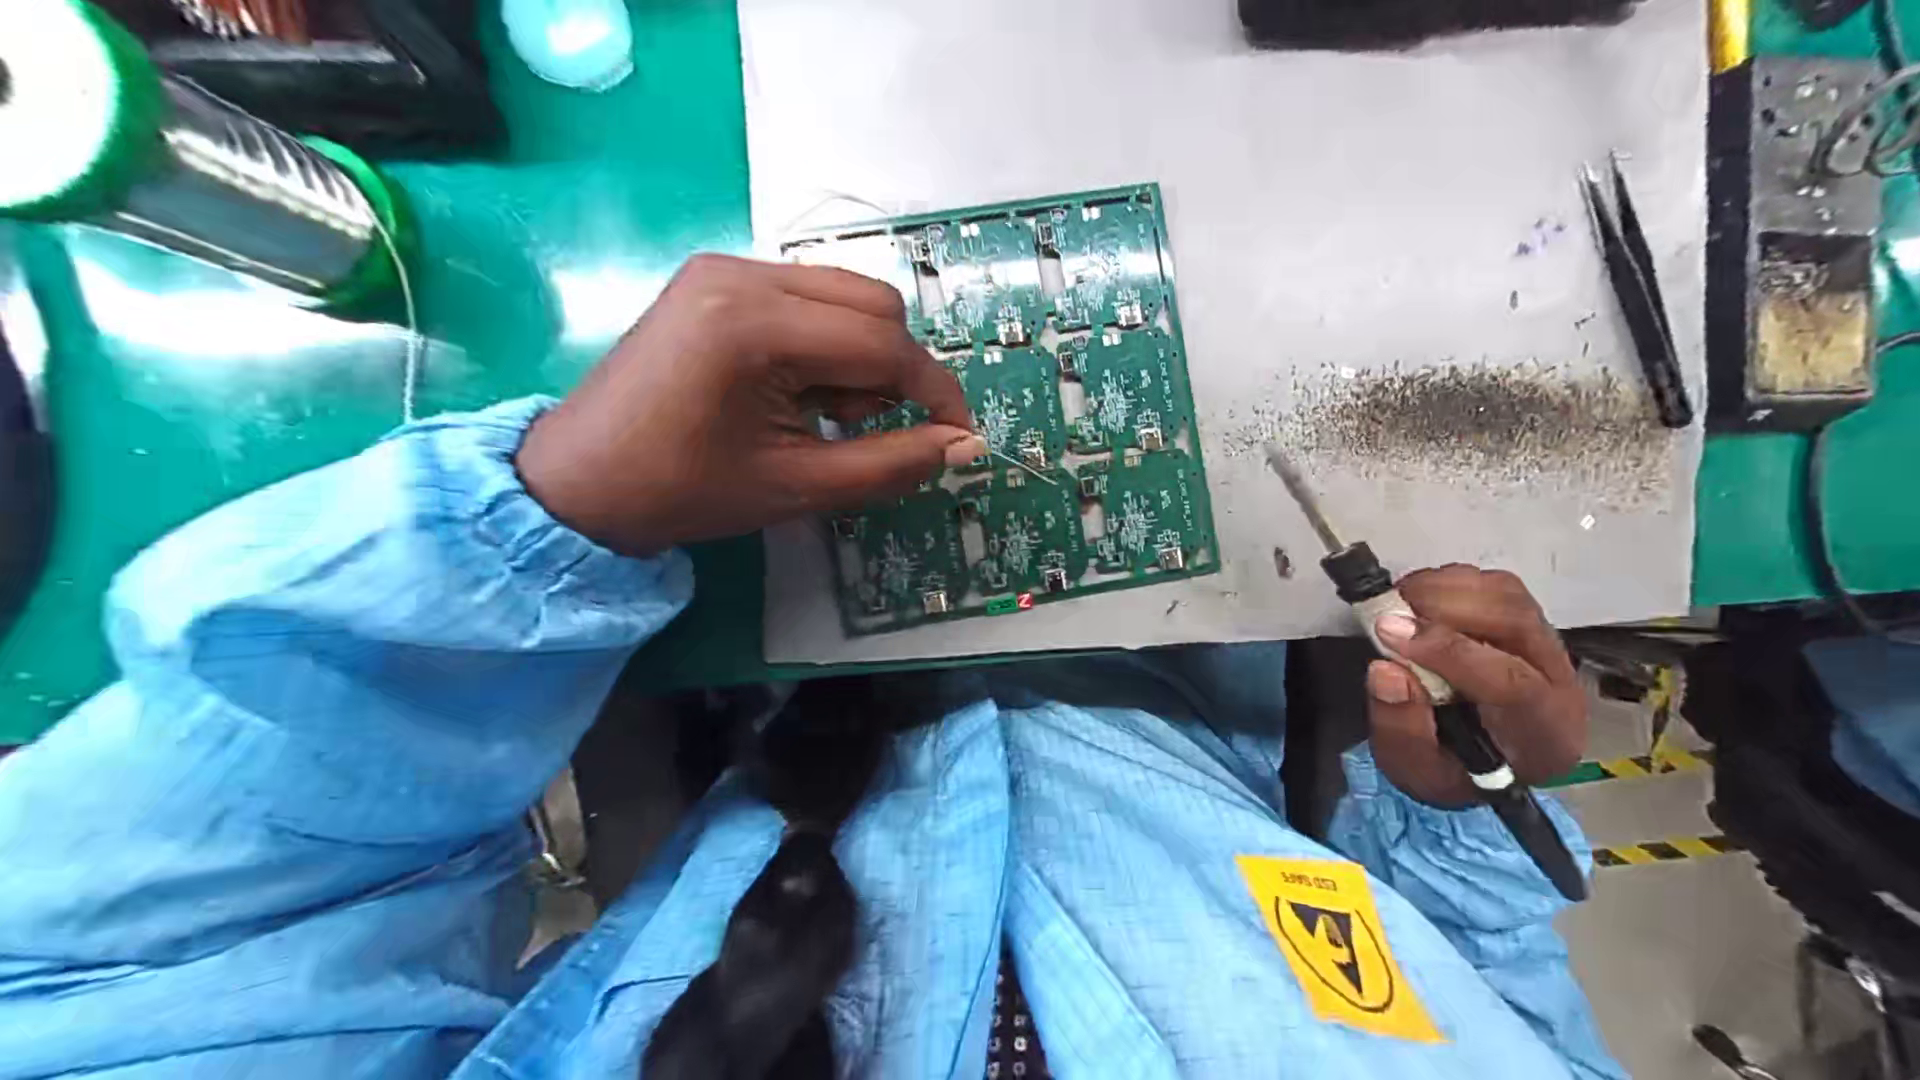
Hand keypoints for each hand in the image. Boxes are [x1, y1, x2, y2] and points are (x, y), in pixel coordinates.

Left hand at [517, 255, 983, 555]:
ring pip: (844, 296)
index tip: (957, 434)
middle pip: (872, 304)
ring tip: (822, 413)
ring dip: (860, 357)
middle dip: (892, 372)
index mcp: (754, 325)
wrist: (580, 483)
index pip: (882, 344)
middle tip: (859, 427)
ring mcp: (725, 268)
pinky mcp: (716, 280)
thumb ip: (891, 464)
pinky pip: (807, 299)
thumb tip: (961, 445)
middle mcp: (742, 273)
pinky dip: (826, 345)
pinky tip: (795, 388)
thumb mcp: (798, 487)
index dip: (934, 392)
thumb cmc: (685, 493)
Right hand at [1363, 565, 1585, 807]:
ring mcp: (1545, 646)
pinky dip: (1448, 582)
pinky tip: (1416, 603)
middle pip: (1516, 623)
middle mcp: (1558, 683)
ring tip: (1397, 606)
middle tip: (1386, 611)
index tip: (1388, 631)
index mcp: (1541, 734)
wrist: (1474, 760)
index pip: (1512, 681)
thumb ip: (1400, 727)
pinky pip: (1494, 584)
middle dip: (1444, 608)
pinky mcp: (1524, 620)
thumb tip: (1385, 669)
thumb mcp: (1414, 770)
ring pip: (1507, 595)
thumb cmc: (1448, 768)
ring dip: (1443, 590)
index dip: (1448, 650)